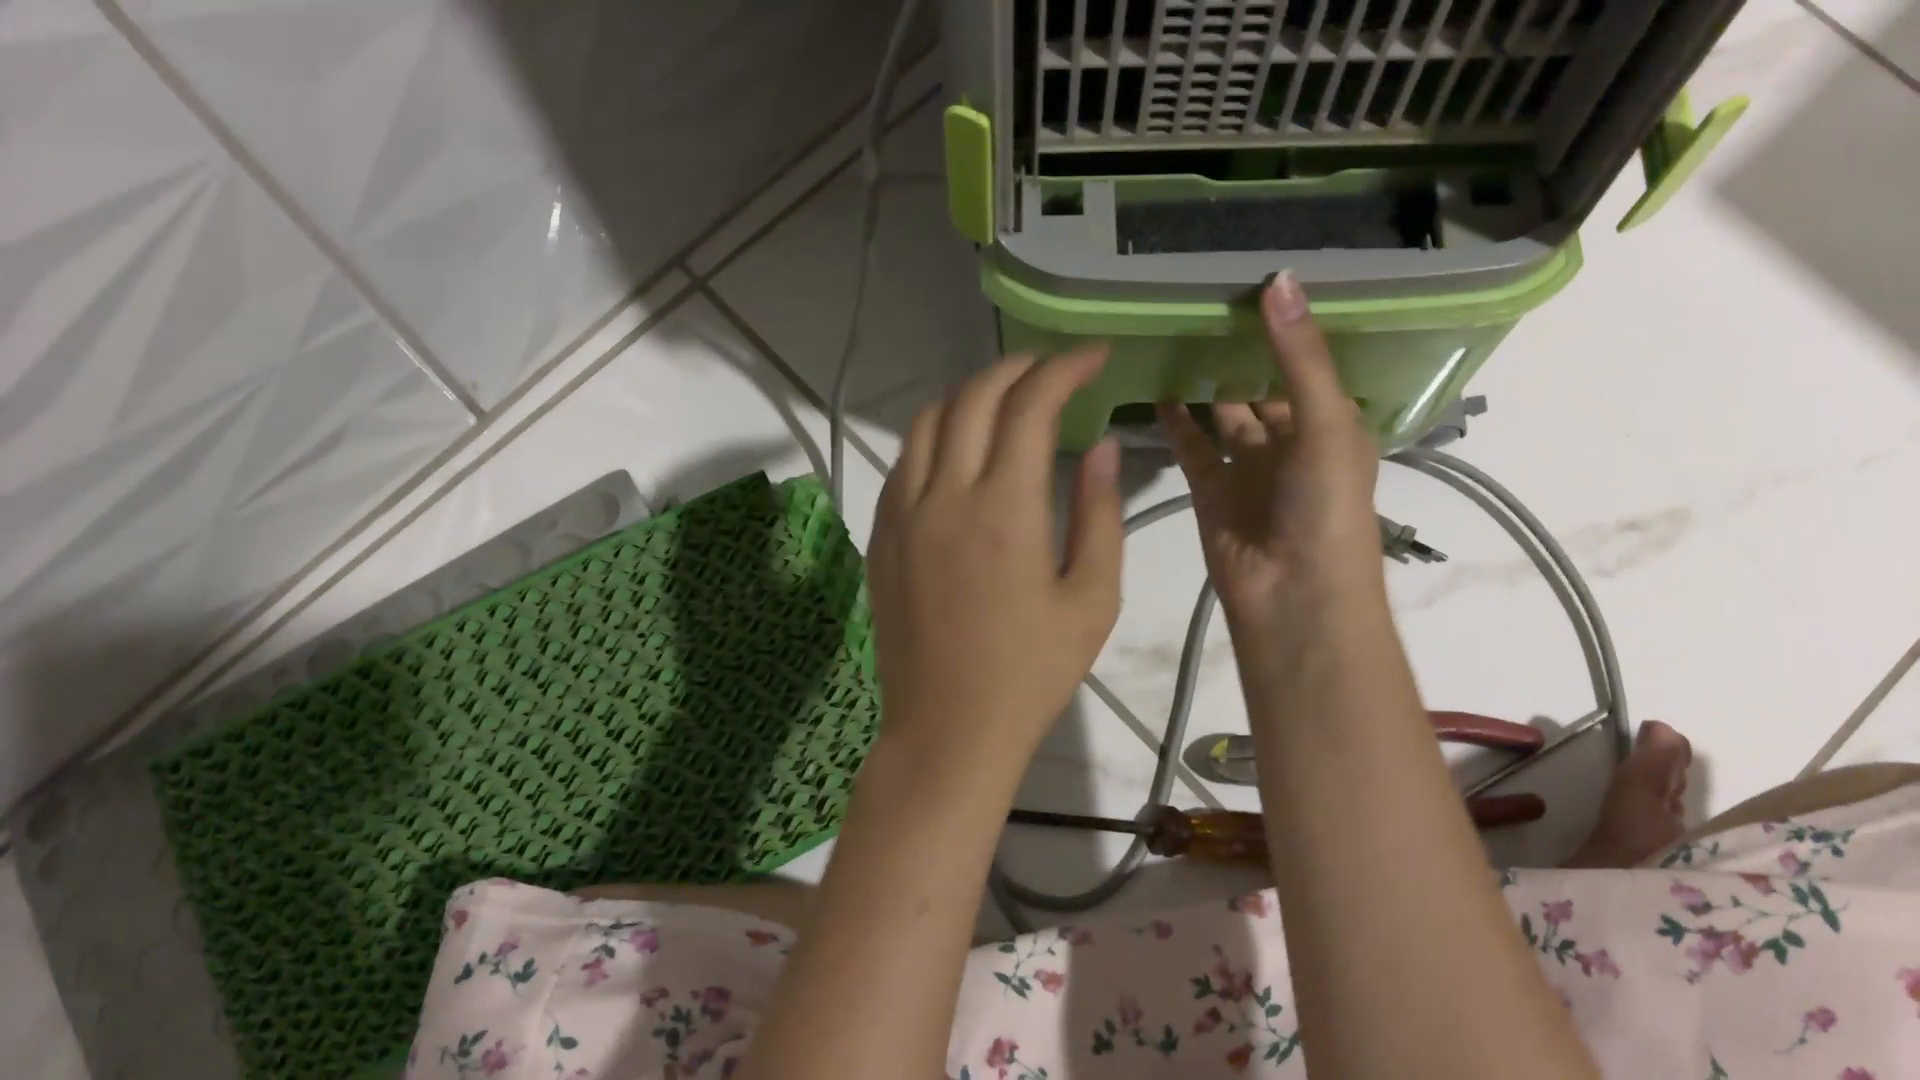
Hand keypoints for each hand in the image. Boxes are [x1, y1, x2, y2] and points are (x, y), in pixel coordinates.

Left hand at [867, 349, 1123, 761]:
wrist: (948, 729)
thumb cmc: (1032, 673)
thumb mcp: (1091, 599)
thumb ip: (1098, 513)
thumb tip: (1101, 445)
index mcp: (1004, 509)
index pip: (1030, 405)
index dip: (1065, 369)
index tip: (1094, 359)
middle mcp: (945, 495)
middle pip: (974, 397)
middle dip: (1018, 369)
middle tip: (1054, 372)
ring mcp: (903, 512)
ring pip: (929, 420)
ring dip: (971, 395)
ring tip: (1008, 402)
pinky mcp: (881, 534)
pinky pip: (904, 461)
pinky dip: (936, 434)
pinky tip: (962, 451)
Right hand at [1157, 271, 1382, 626]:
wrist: (1292, 595)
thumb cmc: (1325, 507)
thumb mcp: (1326, 423)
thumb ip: (1299, 357)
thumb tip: (1279, 280)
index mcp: (1334, 426)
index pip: (1309, 367)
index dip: (1286, 330)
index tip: (1254, 283)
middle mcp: (1292, 444)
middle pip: (1263, 389)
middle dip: (1241, 354)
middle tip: (1204, 304)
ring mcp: (1249, 469)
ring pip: (1224, 415)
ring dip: (1206, 384)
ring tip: (1177, 337)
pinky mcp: (1210, 490)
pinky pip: (1191, 447)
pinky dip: (1175, 421)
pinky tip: (1157, 388)